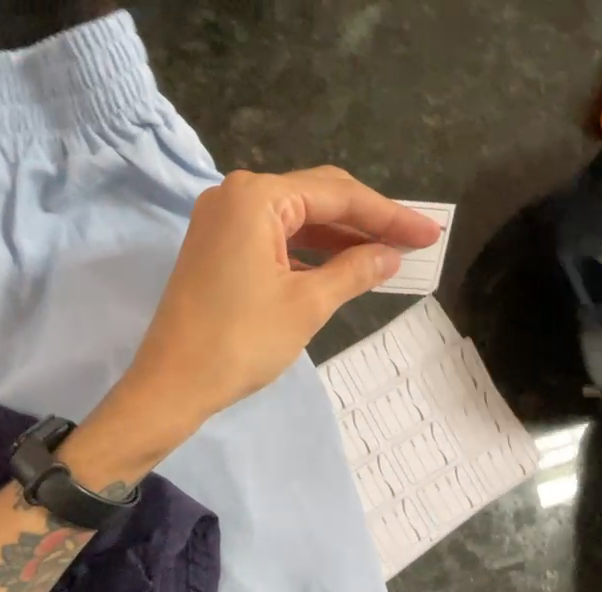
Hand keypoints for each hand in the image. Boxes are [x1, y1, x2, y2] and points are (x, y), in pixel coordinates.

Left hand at [121, 166, 441, 422]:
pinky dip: (307, 253)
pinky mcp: (215, 249)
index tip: (430, 234)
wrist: (171, 386)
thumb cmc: (240, 343)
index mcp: (257, 196)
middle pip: (316, 198)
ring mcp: (220, 221)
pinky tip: (338, 268)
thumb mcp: (306, 305)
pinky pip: (273, 239)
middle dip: (366, 222)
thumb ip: (354, 271)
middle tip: (414, 242)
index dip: (389, 215)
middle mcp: (235, 196)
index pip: (338, 195)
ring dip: (338, 239)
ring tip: (384, 258)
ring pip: (295, 220)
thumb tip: (389, 256)